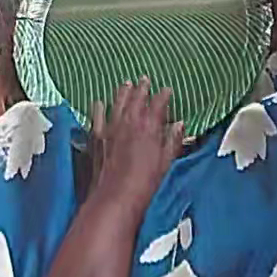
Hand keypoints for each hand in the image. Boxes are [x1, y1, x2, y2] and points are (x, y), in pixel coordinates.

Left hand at [88, 77, 182, 215]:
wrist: (115, 197)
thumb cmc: (145, 182)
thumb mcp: (165, 162)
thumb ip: (173, 141)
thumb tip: (179, 124)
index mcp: (149, 126)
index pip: (158, 104)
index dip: (163, 95)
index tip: (167, 89)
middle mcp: (129, 122)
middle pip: (136, 98)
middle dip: (142, 87)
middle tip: (145, 79)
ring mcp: (111, 127)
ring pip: (117, 102)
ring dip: (122, 92)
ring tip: (125, 84)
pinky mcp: (96, 136)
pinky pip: (97, 116)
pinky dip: (99, 107)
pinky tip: (99, 102)